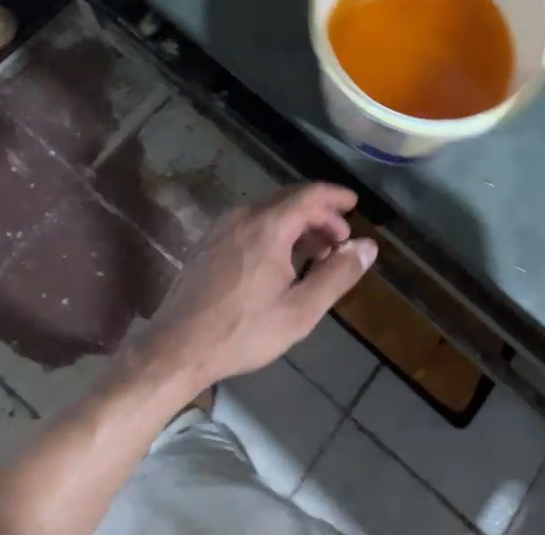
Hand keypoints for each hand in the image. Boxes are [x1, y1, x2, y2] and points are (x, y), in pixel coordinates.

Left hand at [132, 183, 376, 393]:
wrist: (176, 349)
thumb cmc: (242, 331)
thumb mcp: (300, 310)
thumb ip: (337, 275)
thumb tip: (367, 247)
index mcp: (268, 226)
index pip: (310, 195)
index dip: (335, 196)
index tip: (354, 204)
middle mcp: (244, 216)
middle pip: (289, 199)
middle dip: (319, 213)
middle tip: (340, 238)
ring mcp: (221, 228)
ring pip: (268, 211)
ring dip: (296, 223)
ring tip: (314, 251)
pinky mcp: (208, 243)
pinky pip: (250, 223)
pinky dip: (273, 229)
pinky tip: (279, 259)